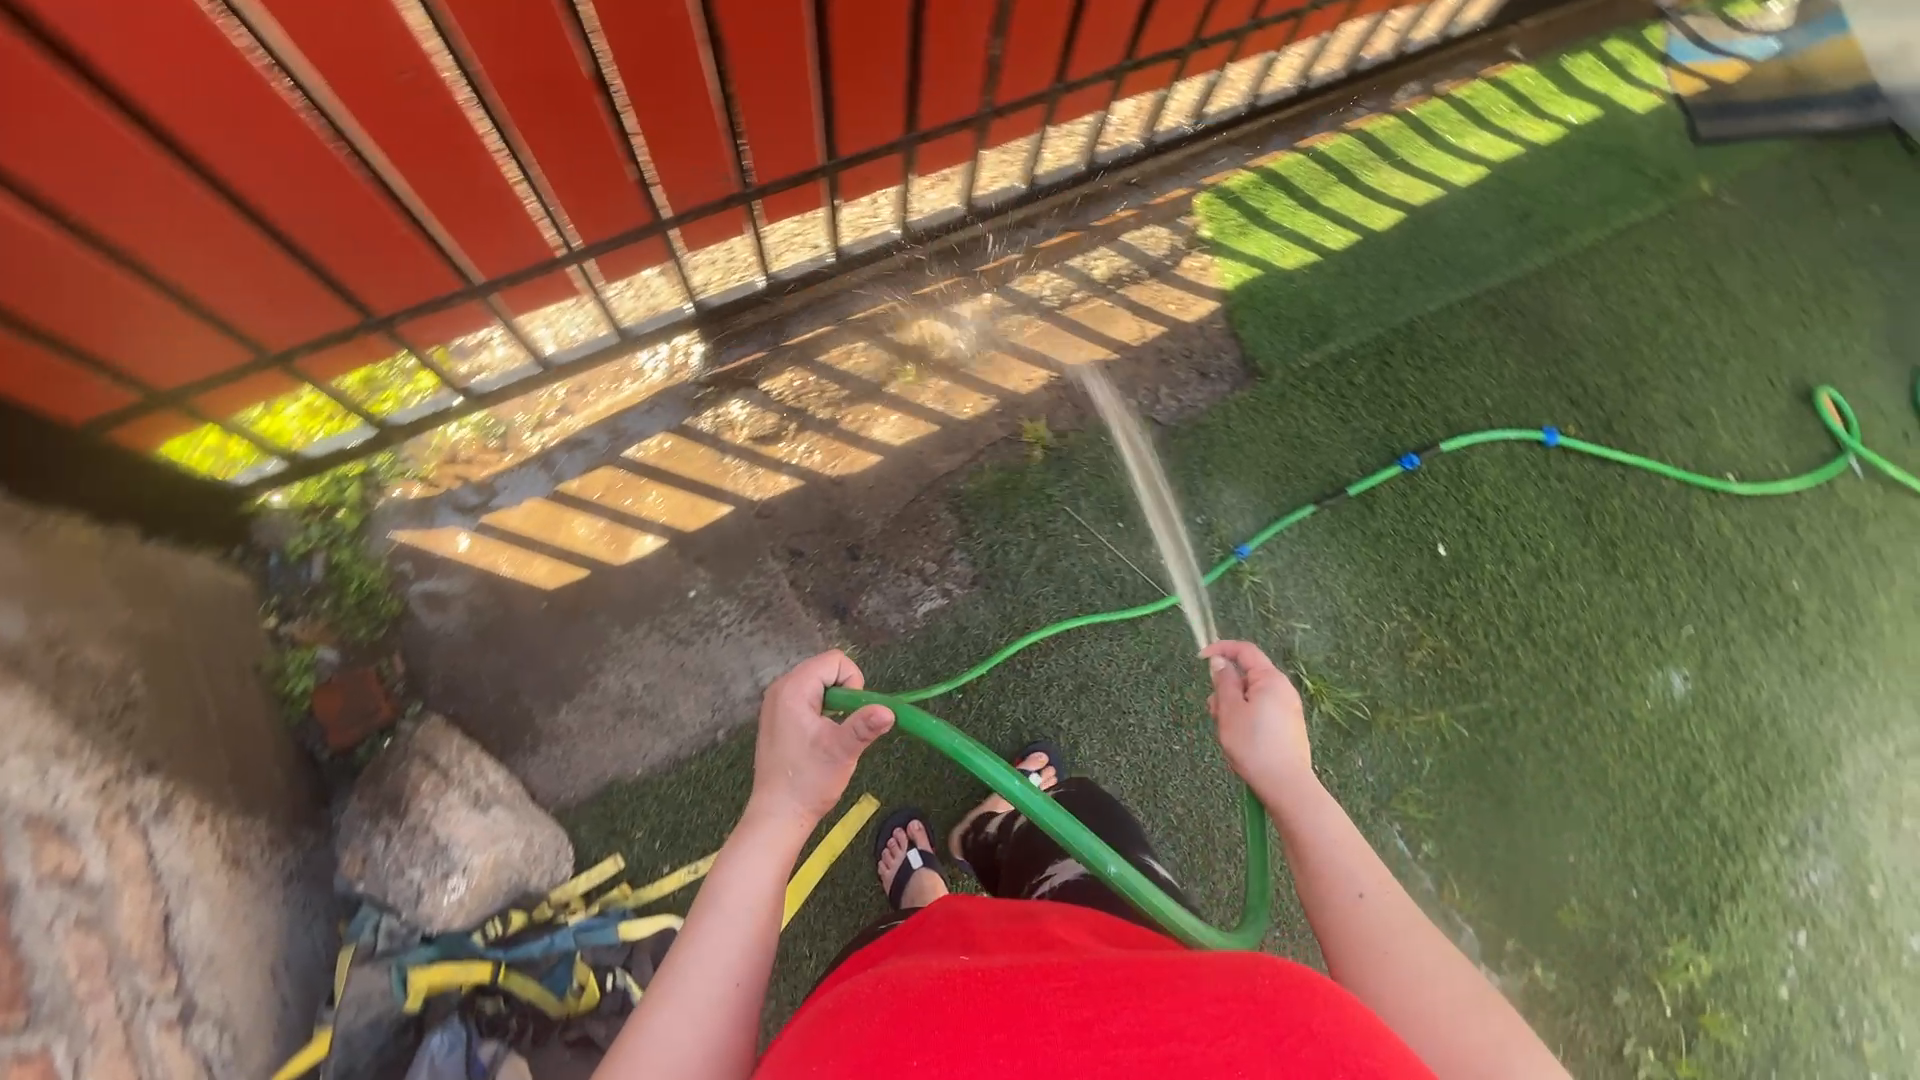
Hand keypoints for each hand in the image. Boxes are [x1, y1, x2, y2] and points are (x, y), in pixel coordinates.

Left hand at [749, 650, 894, 824]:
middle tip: (841, 727)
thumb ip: (864, 726)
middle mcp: (781, 688)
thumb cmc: (809, 781)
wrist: (778, 814)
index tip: (851, 715)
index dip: (853, 683)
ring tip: (830, 735)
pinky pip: (808, 699)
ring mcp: (777, 703)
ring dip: (834, 705)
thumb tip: (889, 711)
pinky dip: (821, 712)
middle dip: (844, 694)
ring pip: (820, 685)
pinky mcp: (778, 717)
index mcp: (793, 688)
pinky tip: (819, 740)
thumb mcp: (842, 751)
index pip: (836, 661)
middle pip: (827, 670)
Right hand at [1200, 641, 1312, 799]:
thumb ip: (1223, 681)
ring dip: (1232, 707)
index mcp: (1270, 679)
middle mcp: (1283, 689)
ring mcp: (1287, 709)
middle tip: (1214, 712)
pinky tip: (1240, 741)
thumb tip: (1220, 661)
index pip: (1245, 650)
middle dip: (1225, 688)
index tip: (1200, 659)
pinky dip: (1244, 718)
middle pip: (1246, 676)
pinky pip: (1260, 711)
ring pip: (1250, 696)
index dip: (1221, 649)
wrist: (1285, 785)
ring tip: (1226, 732)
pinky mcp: (1287, 726)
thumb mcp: (1230, 710)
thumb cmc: (1253, 744)